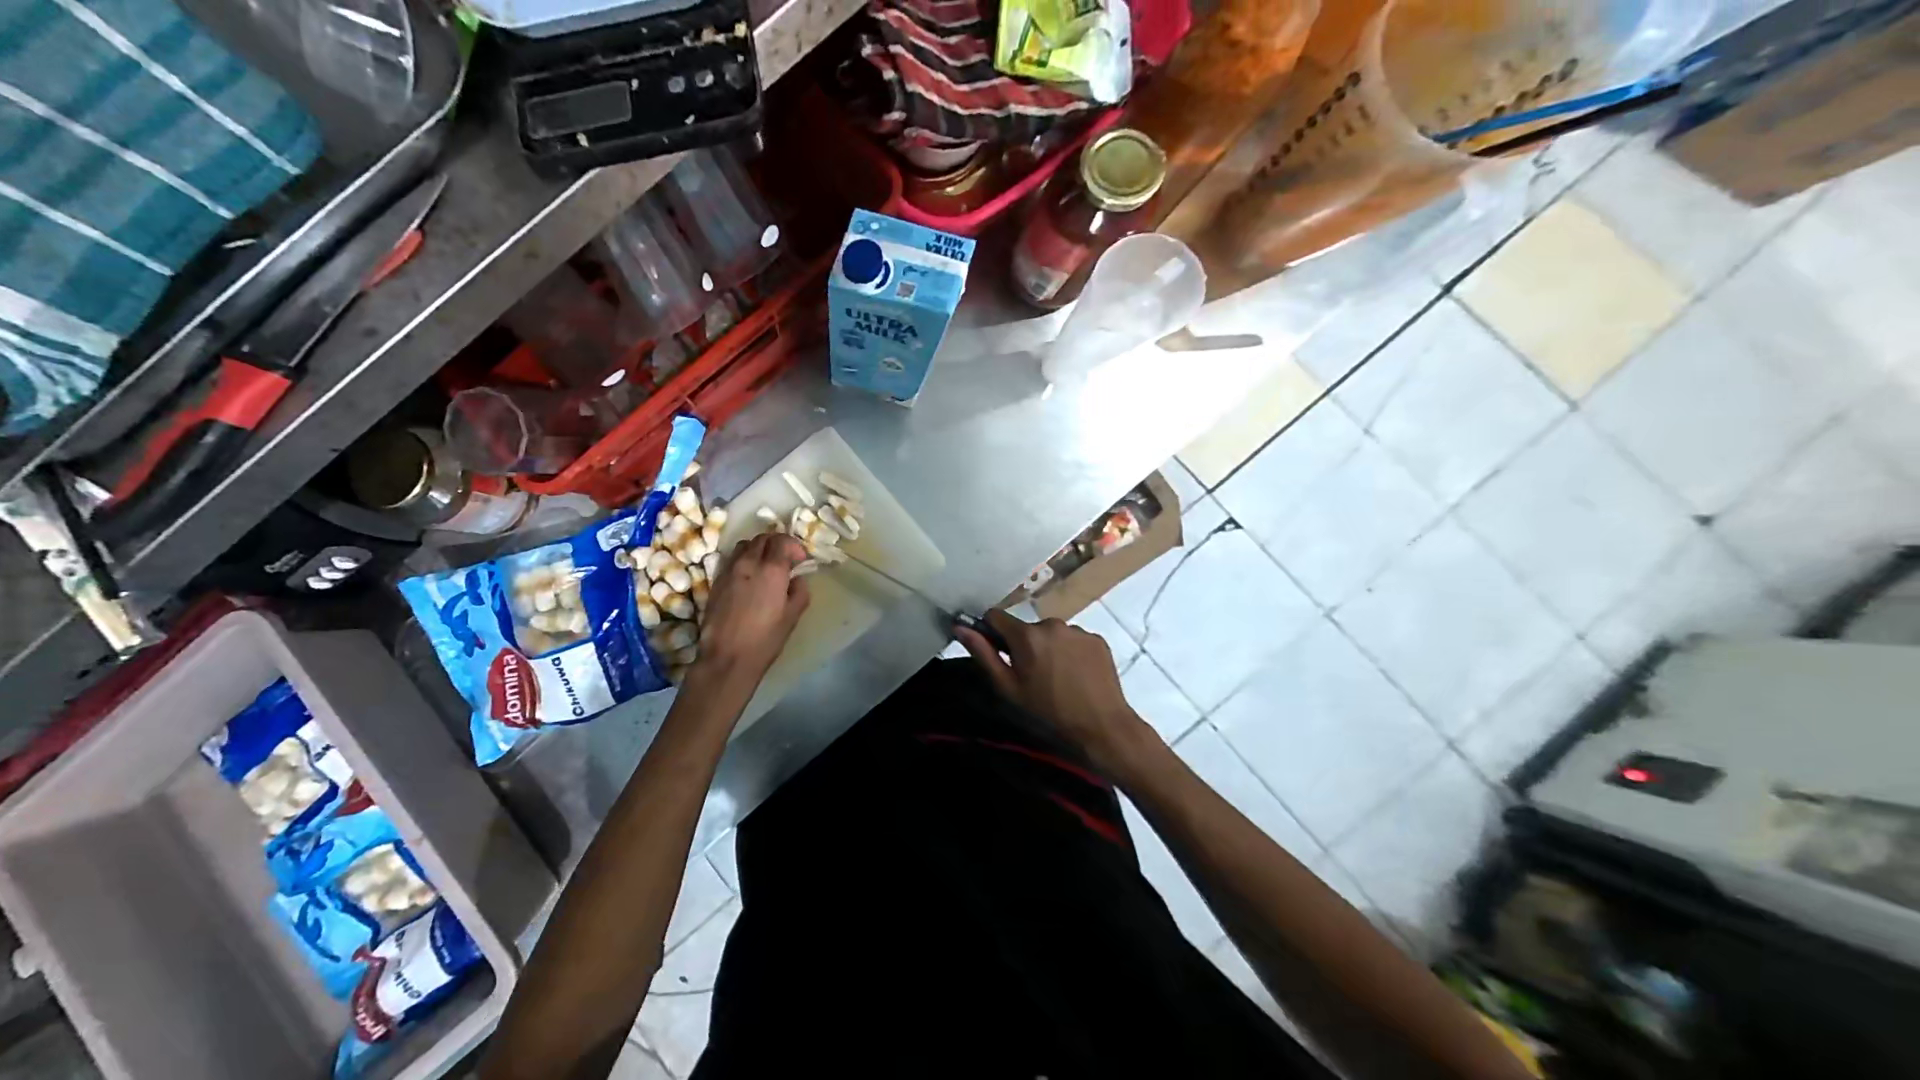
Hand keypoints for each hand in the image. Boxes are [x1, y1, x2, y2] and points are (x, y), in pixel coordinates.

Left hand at [696, 533, 810, 676]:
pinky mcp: (715, 581)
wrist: (727, 657)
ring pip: (744, 546)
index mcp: (771, 569)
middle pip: (762, 538)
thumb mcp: (793, 616)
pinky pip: (732, 560)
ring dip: (758, 549)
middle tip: (785, 560)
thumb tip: (796, 579)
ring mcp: (728, 570)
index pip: (782, 541)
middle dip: (776, 544)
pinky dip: (744, 561)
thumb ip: (799, 591)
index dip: (794, 546)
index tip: (800, 561)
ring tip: (765, 566)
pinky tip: (748, 579)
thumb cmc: (765, 638)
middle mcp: (748, 563)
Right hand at [955, 609, 1152, 773]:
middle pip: (1027, 628)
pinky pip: (1074, 640)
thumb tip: (960, 626)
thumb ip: (983, 654)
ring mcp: (1078, 630)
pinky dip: (1071, 653)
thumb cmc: (1048, 711)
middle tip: (1032, 676)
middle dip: (1025, 646)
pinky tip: (1077, 676)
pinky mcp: (1097, 639)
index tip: (999, 652)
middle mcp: (1052, 623)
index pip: (996, 616)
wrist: (1101, 725)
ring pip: (1052, 634)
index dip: (992, 632)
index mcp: (1027, 635)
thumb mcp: (1009, 688)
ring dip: (1049, 649)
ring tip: (1058, 679)